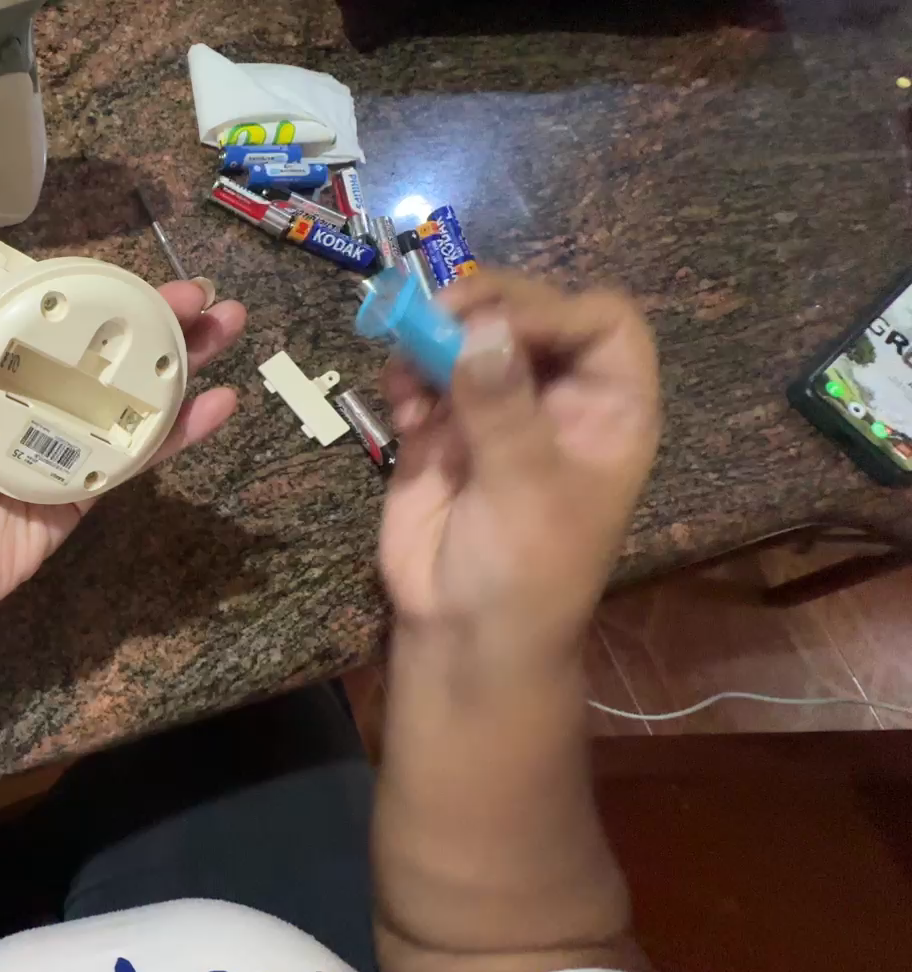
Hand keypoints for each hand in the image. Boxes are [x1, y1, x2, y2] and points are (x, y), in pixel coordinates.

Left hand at [0, 281, 245, 612]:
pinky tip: (220, 402)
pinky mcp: (93, 487)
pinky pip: (139, 454)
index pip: (65, 327)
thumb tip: (31, 306)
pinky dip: (180, 430)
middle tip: (211, 300)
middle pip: (110, 359)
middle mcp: (41, 403)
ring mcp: (70, 445)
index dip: (109, 304)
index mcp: (2, 375)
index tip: (151, 284)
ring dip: (184, 364)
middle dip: (161, 326)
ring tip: (230, 326)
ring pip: (135, 399)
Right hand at [378, 269, 660, 656]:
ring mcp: (486, 418)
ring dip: (431, 345)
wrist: (461, 627)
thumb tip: (478, 328)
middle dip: (479, 312)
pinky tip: (399, 408)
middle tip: (430, 313)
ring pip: (462, 348)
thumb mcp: (526, 486)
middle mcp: (548, 402)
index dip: (547, 311)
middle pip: (523, 323)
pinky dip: (404, 383)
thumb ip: (501, 407)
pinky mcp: (433, 439)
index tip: (486, 325)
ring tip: (405, 368)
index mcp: (605, 409)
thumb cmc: (525, 565)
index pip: (597, 325)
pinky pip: (419, 388)